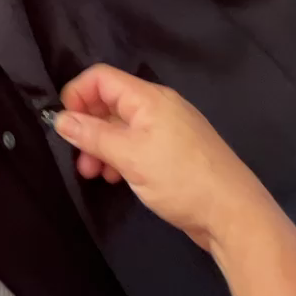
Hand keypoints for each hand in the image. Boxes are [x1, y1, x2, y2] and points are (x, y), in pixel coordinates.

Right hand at [54, 64, 272, 252]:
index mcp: (149, 98)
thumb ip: (91, 135)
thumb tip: (59, 119)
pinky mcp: (175, 152)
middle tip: (77, 157)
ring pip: (121, 126)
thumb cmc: (180, 178)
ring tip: (93, 173)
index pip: (101, 78)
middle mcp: (159, 106)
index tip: (64, 123)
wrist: (236, 217)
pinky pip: (137, 143)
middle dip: (87, 126)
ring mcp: (169, 130)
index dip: (77, 95)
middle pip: (109, 102)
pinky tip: (116, 178)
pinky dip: (120, 155)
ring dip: (101, 145)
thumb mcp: (128, 156)